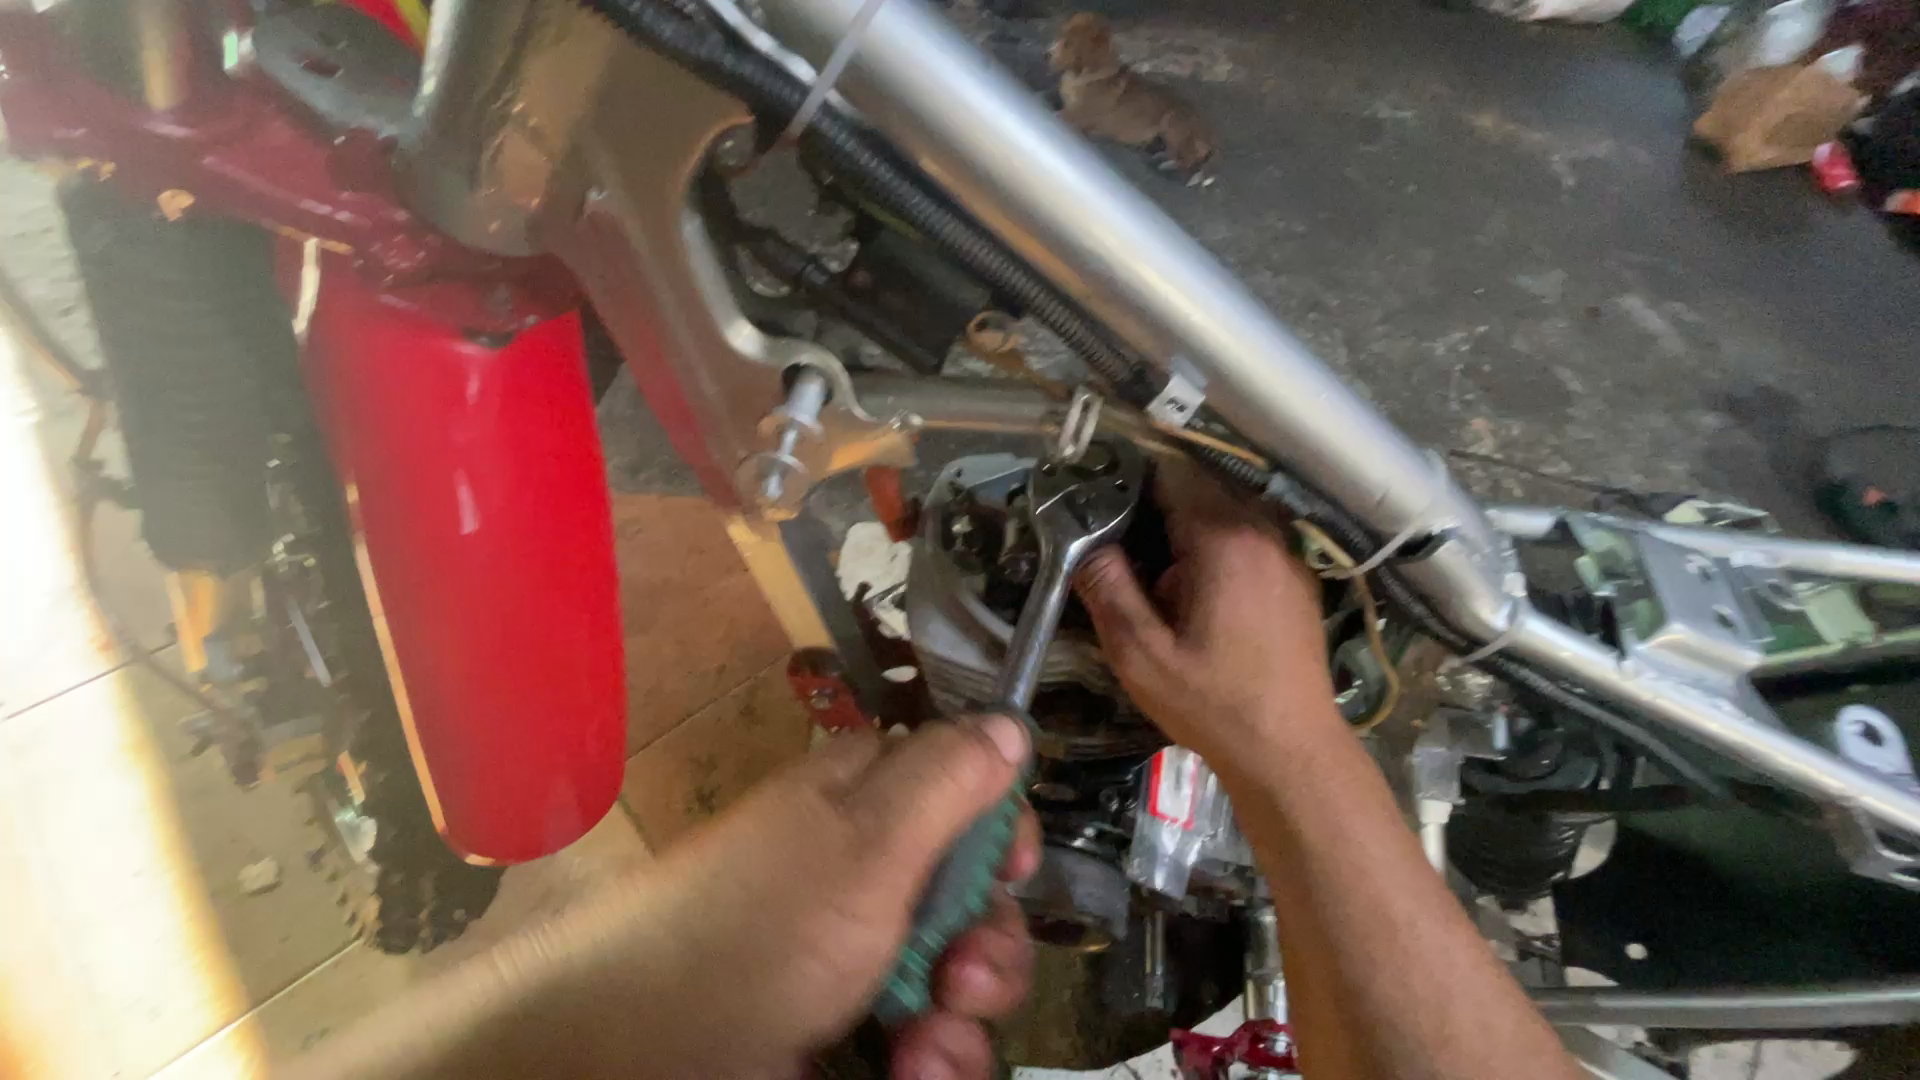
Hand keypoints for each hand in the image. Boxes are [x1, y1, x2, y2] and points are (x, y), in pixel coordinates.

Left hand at [570, 716, 1040, 1079]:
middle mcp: (864, 864)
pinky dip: (932, 1056)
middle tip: (966, 978)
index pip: (960, 783)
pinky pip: (922, 1029)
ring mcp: (853, 945)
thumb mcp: (866, 842)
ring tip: (927, 1049)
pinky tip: (912, 1069)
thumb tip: (1010, 722)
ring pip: (954, 967)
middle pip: (969, 887)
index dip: (1000, 823)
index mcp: (865, 798)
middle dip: (988, 940)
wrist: (644, 1054)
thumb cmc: (763, 928)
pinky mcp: (844, 1017)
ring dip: (963, 1017)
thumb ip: (947, 780)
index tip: (1016, 870)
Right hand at [1073, 462, 1341, 761]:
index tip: (1100, 509)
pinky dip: (1215, 546)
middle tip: (1119, 547)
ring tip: (1154, 572)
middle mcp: (1263, 531)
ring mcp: (1288, 552)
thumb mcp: (1139, 653)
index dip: (1130, 484)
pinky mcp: (1297, 577)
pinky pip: (1248, 537)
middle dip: (1155, 508)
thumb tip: (1082, 539)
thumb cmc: (1212, 703)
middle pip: (1199, 488)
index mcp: (1224, 540)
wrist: (1290, 752)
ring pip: (1225, 510)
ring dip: (1185, 528)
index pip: (1172, 473)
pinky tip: (1196, 591)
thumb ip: (1106, 586)